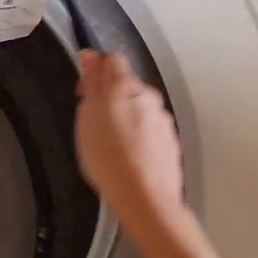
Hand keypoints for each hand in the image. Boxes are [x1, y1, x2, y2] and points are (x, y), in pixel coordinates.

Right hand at [75, 50, 184, 222]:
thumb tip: (91, 59)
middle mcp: (148, 97)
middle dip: (110, 96)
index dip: (96, 68)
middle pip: (125, 84)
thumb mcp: (87, 115)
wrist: (145, 199)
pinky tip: (126, 156)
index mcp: (125, 85)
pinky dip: (138, 137)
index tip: (86, 85)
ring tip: (109, 143)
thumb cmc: (110, 157)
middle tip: (93, 118)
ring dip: (125, 117)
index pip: (111, 59)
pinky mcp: (171, 143)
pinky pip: (149, 130)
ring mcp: (162, 120)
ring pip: (138, 108)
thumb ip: (91, 83)